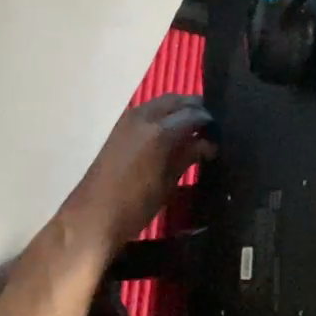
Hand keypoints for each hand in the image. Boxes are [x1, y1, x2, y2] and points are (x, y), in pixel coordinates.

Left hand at [60, 94, 214, 254]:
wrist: (94, 214)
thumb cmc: (136, 204)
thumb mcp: (169, 182)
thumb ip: (188, 155)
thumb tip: (208, 143)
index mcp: (160, 131)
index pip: (194, 113)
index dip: (210, 122)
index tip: (220, 134)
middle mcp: (144, 116)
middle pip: (177, 101)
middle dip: (195, 109)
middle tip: (209, 127)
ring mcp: (129, 119)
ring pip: (161, 103)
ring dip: (177, 110)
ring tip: (192, 131)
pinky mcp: (119, 127)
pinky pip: (148, 111)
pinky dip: (162, 116)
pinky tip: (171, 134)